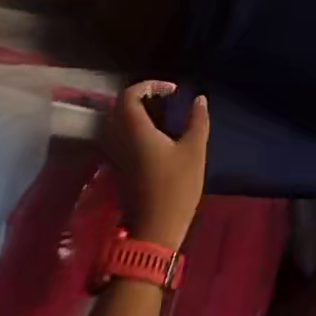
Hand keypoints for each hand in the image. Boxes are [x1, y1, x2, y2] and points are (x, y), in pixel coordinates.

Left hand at [103, 81, 208, 250]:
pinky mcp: (119, 168)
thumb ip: (197, 121)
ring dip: (137, 112)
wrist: (155, 229)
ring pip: (118, 122)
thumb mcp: (194, 151)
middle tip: (166, 98)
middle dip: (142, 96)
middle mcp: (120, 139)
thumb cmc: (176, 188)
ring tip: (162, 114)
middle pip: (120, 107)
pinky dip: (134, 127)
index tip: (172, 89)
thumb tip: (199, 99)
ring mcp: (116, 155)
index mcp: (136, 131)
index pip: (129, 96)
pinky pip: (120, 136)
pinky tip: (156, 136)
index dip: (148, 85)